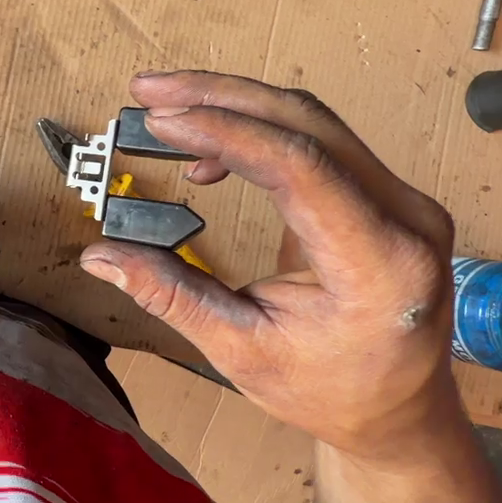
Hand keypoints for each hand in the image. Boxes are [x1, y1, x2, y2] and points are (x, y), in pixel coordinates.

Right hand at [78, 71, 459, 461]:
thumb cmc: (327, 391)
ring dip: (232, 104)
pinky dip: (252, 133)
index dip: (225, 133)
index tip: (159, 120)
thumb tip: (97, 256)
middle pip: (306, 124)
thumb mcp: (240, 351)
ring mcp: (400, 199)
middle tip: (147, 91)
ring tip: (163, 105)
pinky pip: (313, 140)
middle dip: (220, 97)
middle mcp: (404, 217)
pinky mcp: (383, 194)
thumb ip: (170, 295)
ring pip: (310, 120)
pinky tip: (205, 156)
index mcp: (378, 263)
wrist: (399, 410)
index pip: (300, 167)